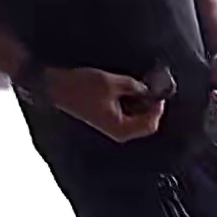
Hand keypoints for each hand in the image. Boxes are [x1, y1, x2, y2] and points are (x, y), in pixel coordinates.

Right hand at [44, 66, 163, 142]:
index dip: (158, 109)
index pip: (150, 124)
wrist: (55, 87)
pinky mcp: (110, 121)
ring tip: (142, 88)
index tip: (160, 93)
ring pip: (138, 120)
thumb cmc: (79, 86)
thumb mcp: (109, 83)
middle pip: (146, 124)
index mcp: (122, 129)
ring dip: (142, 105)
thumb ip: (132, 86)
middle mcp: (121, 133)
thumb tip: (148, 88)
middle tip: (153, 89)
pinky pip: (128, 116)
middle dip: (151, 106)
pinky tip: (131, 92)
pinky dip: (132, 104)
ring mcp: (115, 128)